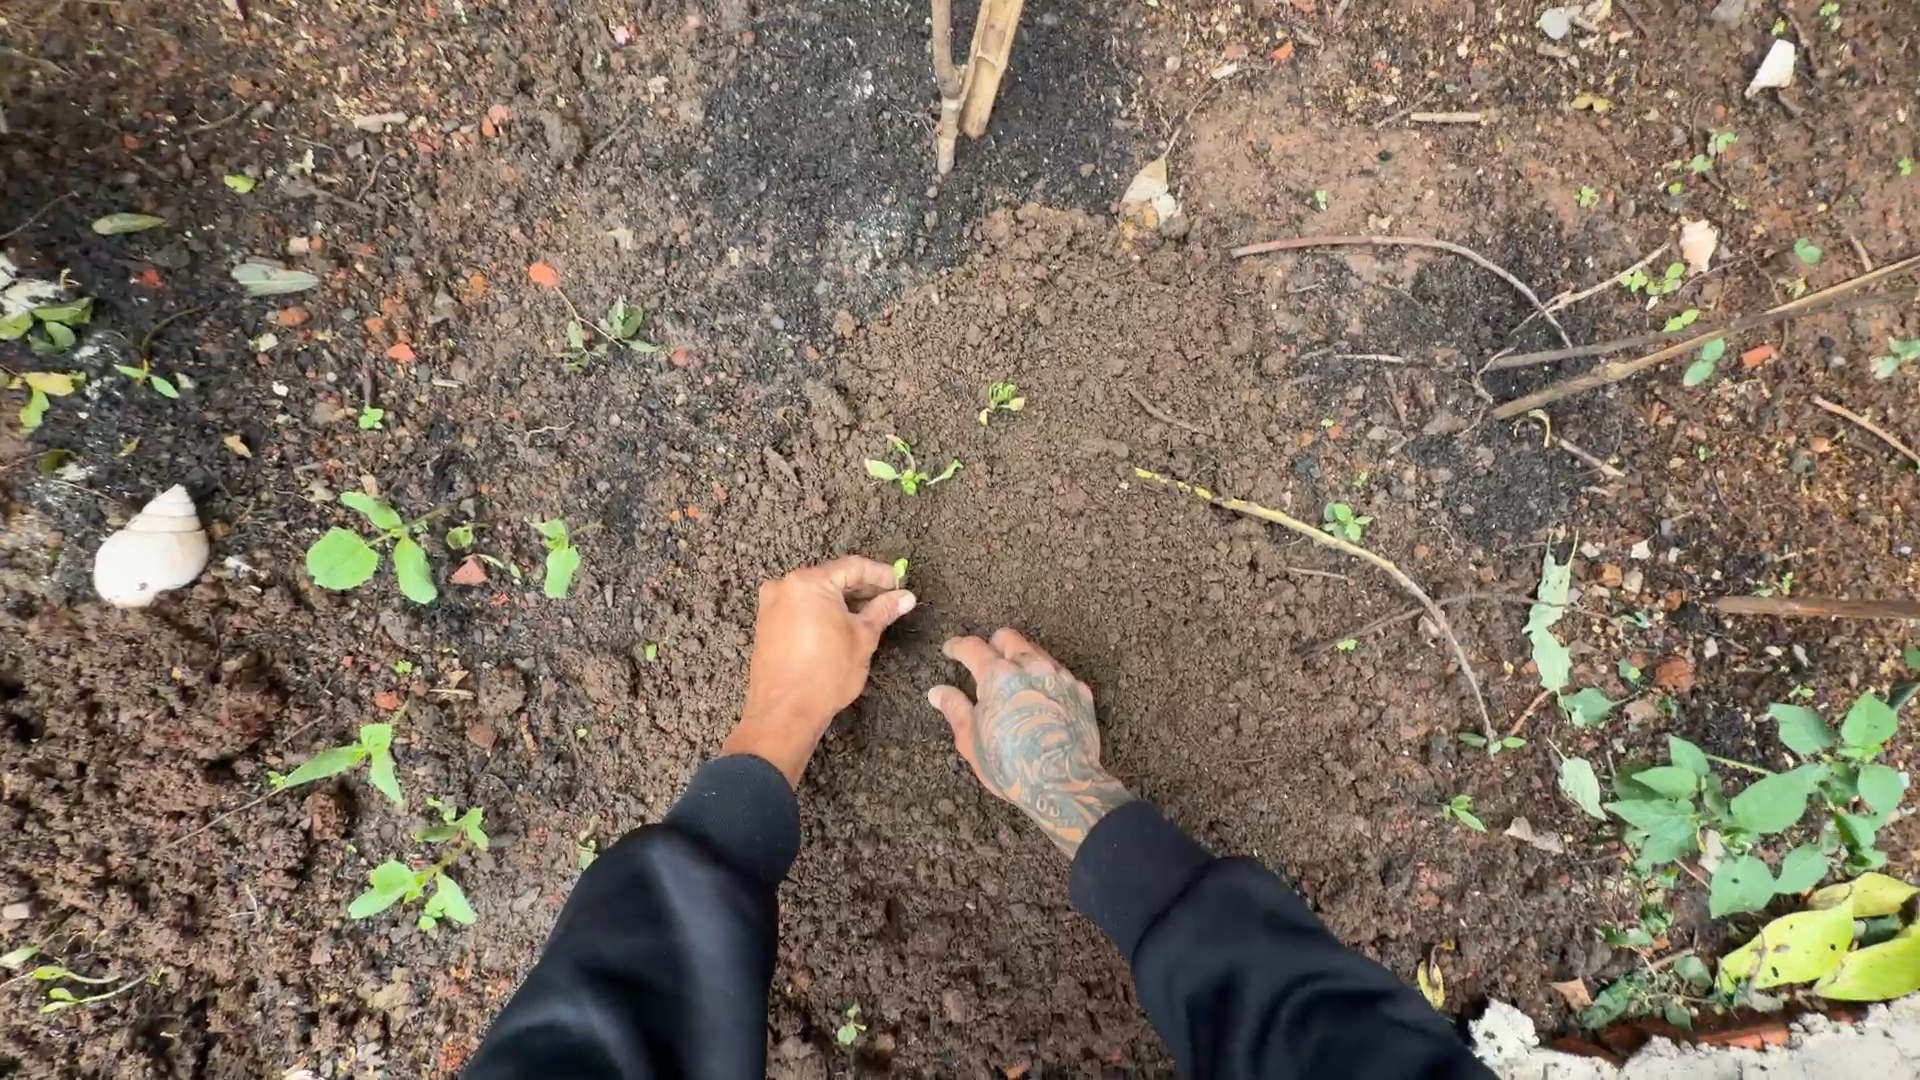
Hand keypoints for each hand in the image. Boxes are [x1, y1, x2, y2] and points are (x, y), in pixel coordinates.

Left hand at [724, 556, 915, 786]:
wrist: (785, 713)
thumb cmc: (824, 675)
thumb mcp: (863, 638)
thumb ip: (883, 610)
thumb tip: (904, 597)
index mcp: (808, 583)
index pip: (852, 567)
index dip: (880, 573)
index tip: (900, 582)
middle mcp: (785, 587)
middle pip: (833, 577)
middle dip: (863, 587)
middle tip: (890, 598)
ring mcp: (772, 606)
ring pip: (817, 593)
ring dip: (844, 600)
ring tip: (872, 613)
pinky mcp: (768, 625)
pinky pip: (802, 607)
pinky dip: (824, 611)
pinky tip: (845, 624)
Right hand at [927, 629, 1131, 855]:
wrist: (1066, 784)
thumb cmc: (1012, 766)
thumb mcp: (972, 741)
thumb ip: (954, 709)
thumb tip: (937, 692)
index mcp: (998, 676)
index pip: (973, 647)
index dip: (957, 646)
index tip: (951, 649)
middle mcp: (1030, 667)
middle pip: (1008, 638)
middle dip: (992, 644)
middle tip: (984, 661)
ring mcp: (1058, 676)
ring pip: (1035, 651)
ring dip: (1020, 658)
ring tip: (1013, 680)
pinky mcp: (1079, 691)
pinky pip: (1058, 672)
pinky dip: (1044, 678)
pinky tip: (1039, 697)